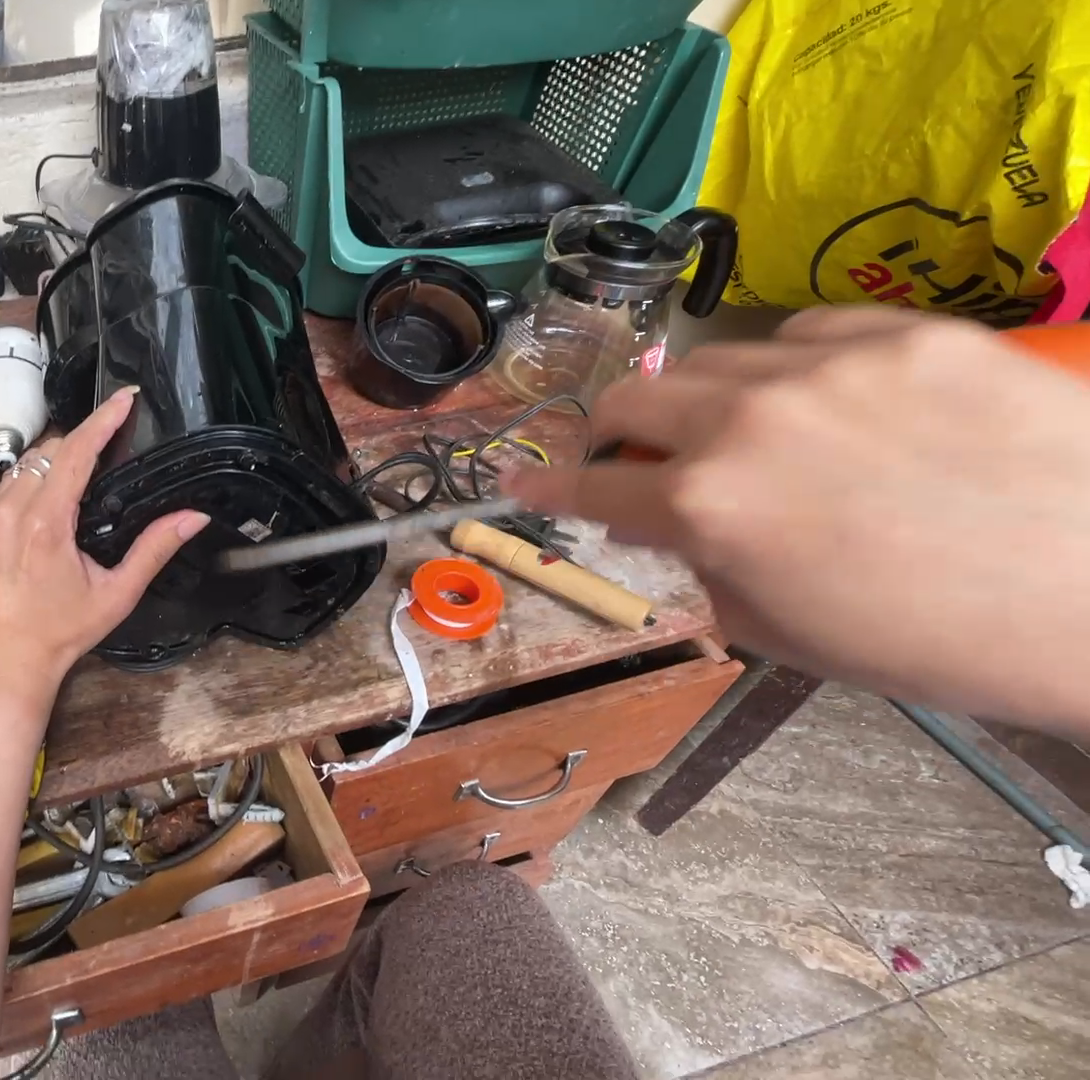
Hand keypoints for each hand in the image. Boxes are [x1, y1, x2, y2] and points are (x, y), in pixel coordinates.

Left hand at [0, 386, 209, 690]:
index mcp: (46, 524)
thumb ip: (155, 548)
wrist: (10, 660)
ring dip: (54, 459)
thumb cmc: (64, 630)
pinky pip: (6, 484)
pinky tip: (49, 498)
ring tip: (82, 474)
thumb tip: (193, 517)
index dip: (102, 420)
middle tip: (110, 448)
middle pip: (49, 450)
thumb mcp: (118, 592)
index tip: (124, 399)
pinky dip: (30, 479)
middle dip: (81, 441)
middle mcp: (10, 512)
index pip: (75, 452)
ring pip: (24, 463)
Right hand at [505, 307, 1089, 731]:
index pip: (585, 490)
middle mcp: (743, 425)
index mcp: (705, 509)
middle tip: (632, 458)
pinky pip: (802, 332)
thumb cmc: (931, 642)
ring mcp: (825, 370)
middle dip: (610, 435)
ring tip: (741, 433)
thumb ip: (691, 565)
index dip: (542, 488)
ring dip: (696, 404)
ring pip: (705, 363)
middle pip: (626, 402)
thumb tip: (656, 526)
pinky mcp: (907, 335)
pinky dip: (786, 366)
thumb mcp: (772, 630)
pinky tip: (823, 398)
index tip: (517, 479)